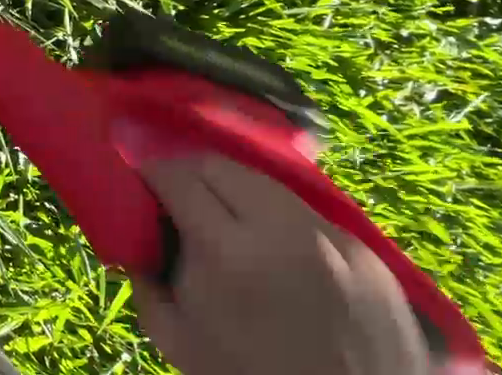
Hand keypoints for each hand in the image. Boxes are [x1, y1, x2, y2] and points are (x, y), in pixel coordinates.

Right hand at [131, 156, 428, 374]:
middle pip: (218, 165)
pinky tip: (273, 246)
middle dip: (187, 172)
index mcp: (227, 252)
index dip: (149, 173)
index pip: (175, 176)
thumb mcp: (173, 335)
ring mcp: (334, 239)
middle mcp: (284, 232)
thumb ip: (143, 274)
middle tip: (175, 196)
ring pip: (264, 181)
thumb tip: (132, 231)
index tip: (140, 185)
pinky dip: (277, 217)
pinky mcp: (369, 253)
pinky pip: (305, 212)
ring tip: (223, 218)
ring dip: (233, 189)